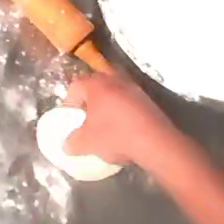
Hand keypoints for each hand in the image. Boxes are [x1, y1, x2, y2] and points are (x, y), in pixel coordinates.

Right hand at [64, 73, 200, 176]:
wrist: (155, 141)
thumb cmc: (114, 135)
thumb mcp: (86, 143)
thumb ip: (72, 142)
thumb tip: (67, 144)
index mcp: (96, 84)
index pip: (75, 86)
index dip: (69, 103)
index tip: (71, 118)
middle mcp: (114, 79)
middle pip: (95, 86)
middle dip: (89, 102)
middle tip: (86, 119)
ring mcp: (133, 88)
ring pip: (114, 93)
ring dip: (107, 106)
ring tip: (105, 125)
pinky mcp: (148, 99)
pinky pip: (128, 102)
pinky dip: (123, 112)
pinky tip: (124, 129)